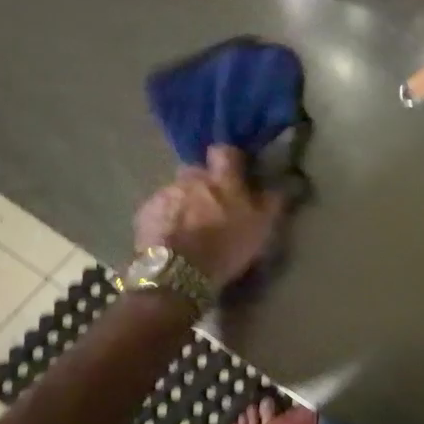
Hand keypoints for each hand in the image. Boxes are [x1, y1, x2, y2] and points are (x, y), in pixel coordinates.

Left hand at [132, 145, 281, 289]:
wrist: (177, 273)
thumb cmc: (226, 247)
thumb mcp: (262, 228)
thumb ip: (271, 202)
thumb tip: (278, 186)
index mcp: (223, 180)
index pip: (224, 151)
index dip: (229, 159)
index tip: (234, 172)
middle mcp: (192, 179)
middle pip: (196, 170)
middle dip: (203, 182)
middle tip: (211, 205)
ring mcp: (165, 194)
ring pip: (176, 190)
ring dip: (184, 202)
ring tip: (189, 227)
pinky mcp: (144, 213)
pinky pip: (158, 208)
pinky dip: (165, 218)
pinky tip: (171, 237)